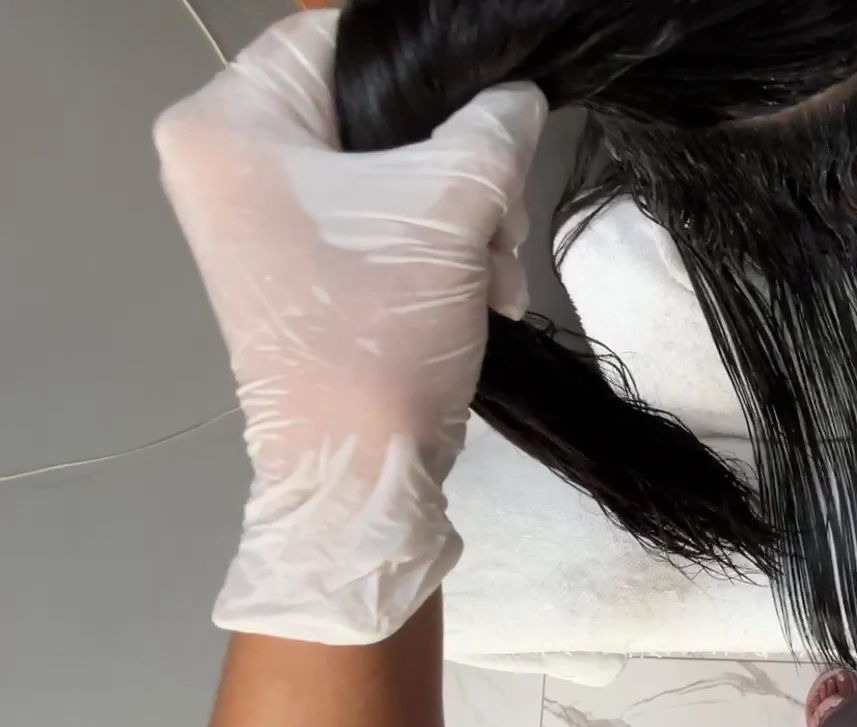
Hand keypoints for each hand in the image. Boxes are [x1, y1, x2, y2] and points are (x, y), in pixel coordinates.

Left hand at [155, 10, 547, 643]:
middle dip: (466, 177)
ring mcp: (282, 227)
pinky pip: (401, 235)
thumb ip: (491, 138)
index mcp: (234, 127)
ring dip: (473, 228)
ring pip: (405, 187)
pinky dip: (454, 260)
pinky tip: (484, 298)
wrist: (363, 455)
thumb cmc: (380, 323)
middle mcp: (241, 167)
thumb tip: (522, 95)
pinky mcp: (323, 275)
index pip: (335, 42)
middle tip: (504, 228)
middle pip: (383, 125)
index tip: (496, 109)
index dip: (428, 67)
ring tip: (497, 282)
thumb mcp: (449, 213)